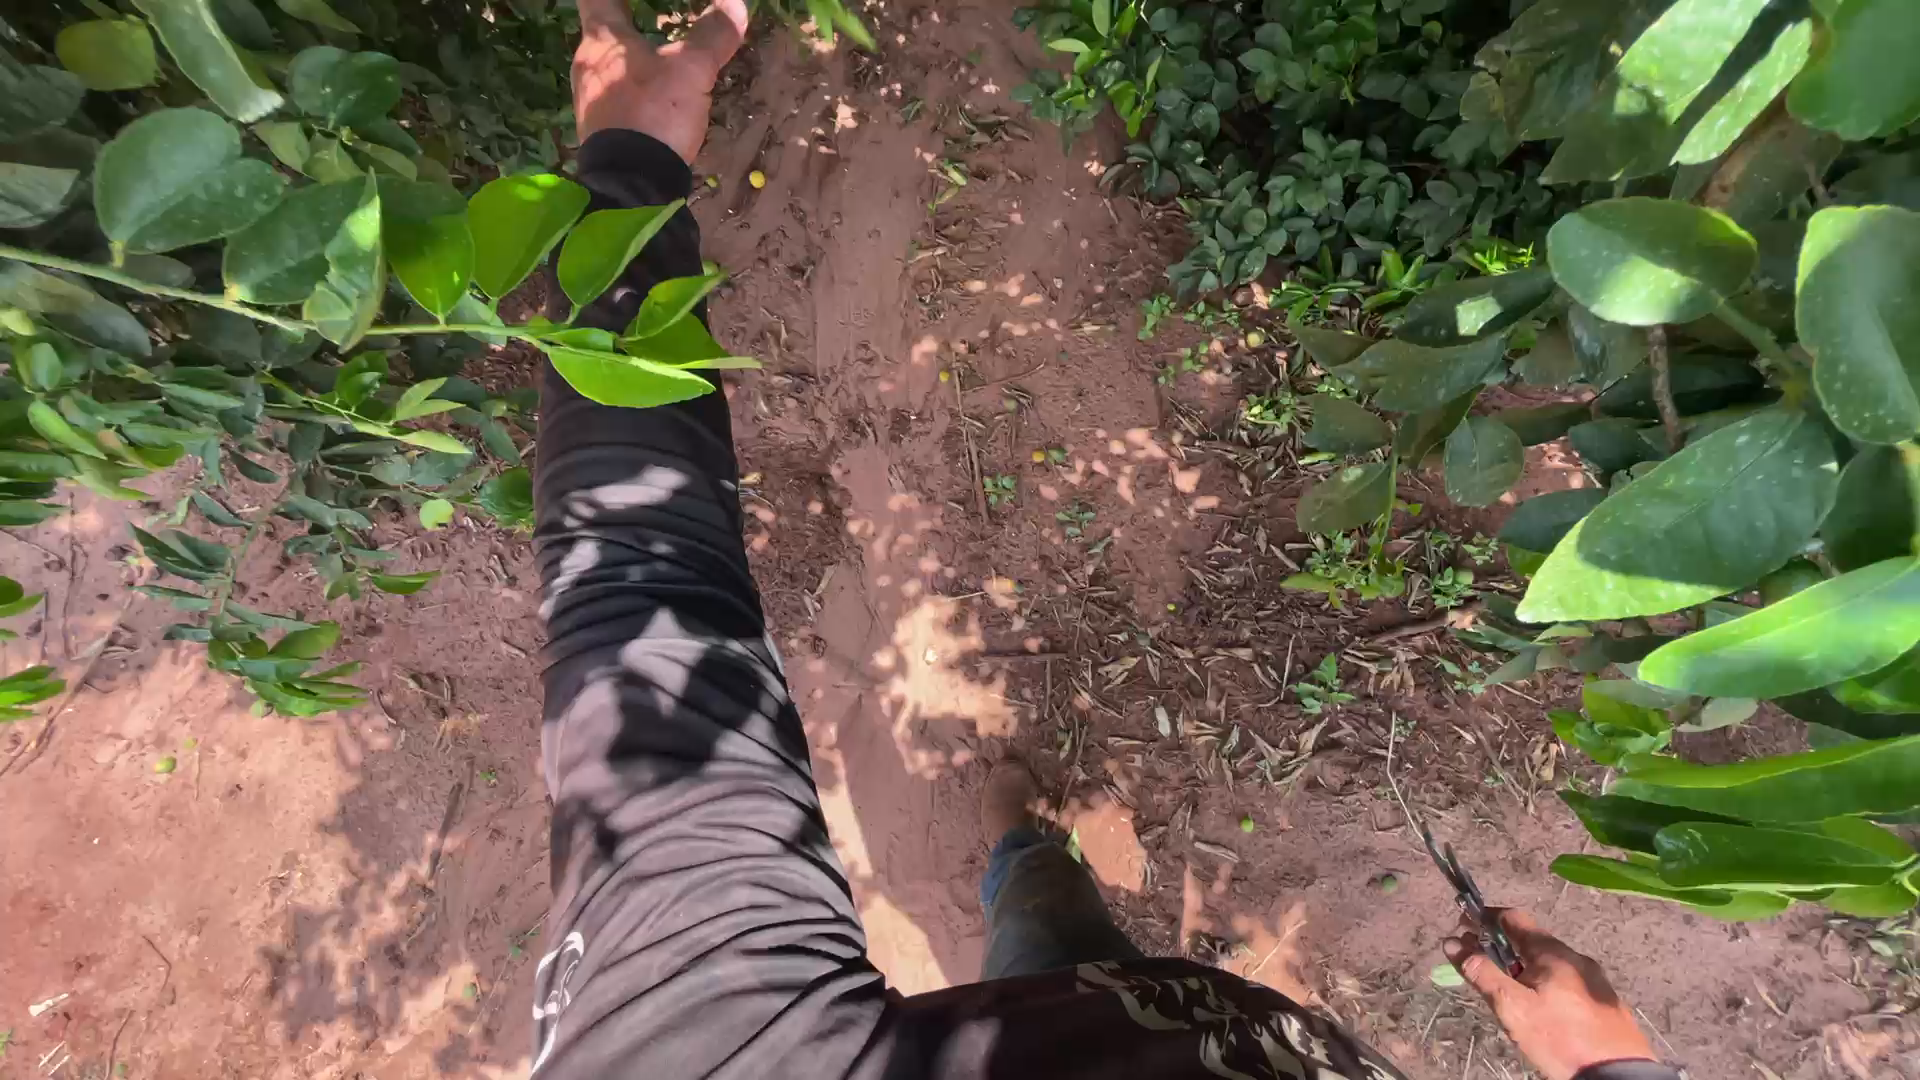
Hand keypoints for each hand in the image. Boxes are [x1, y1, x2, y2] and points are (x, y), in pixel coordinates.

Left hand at [573, 0, 747, 164]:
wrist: (634, 182)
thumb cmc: (655, 113)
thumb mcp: (691, 72)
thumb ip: (712, 37)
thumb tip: (737, 6)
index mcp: (601, 38)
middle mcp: (587, 65)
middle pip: (606, 34)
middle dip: (630, 27)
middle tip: (656, 24)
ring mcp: (592, 102)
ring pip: (613, 70)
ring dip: (634, 66)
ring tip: (660, 69)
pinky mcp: (602, 135)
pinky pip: (619, 103)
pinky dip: (636, 97)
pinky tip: (655, 108)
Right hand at [1444, 909, 1657, 1079]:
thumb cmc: (1561, 1039)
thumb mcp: (1511, 1006)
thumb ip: (1480, 971)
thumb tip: (1451, 942)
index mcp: (1553, 952)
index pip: (1512, 918)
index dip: (1484, 918)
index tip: (1464, 929)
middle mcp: (1578, 959)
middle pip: (1531, 942)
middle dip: (1502, 948)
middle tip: (1484, 967)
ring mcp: (1599, 983)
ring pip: (1550, 964)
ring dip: (1525, 968)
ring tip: (1513, 993)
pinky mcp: (1610, 1007)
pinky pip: (1569, 983)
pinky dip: (1547, 985)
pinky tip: (1544, 1009)